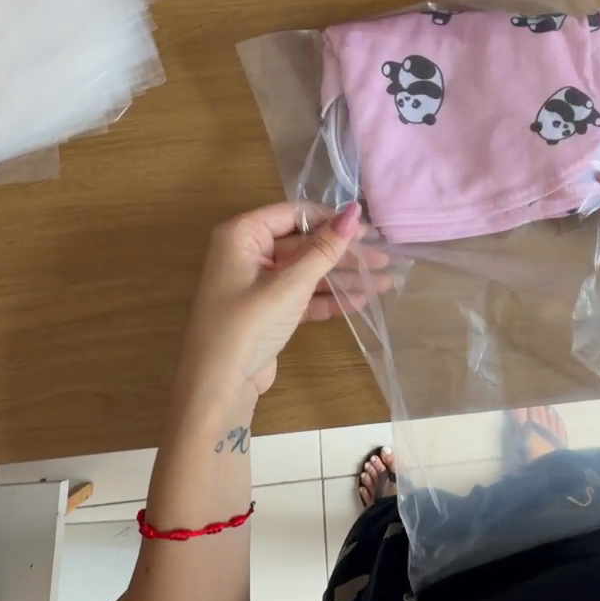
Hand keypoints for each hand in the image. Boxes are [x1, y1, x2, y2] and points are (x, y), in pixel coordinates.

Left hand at [179, 202, 387, 399]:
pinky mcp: (267, 311)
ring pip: (305, 271)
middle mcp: (247, 253)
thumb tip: (354, 211)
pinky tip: (359, 301)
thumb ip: (324, 248)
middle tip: (382, 257)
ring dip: (341, 277)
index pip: (293, 214)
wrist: (217, 389)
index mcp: (242, 235)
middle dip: (341, 252)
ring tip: (382, 281)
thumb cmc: (248, 326)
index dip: (330, 219)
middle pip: (302, 243)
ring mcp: (257, 284)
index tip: (367, 229)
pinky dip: (327, 298)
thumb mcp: (289, 285)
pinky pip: (302, 295)